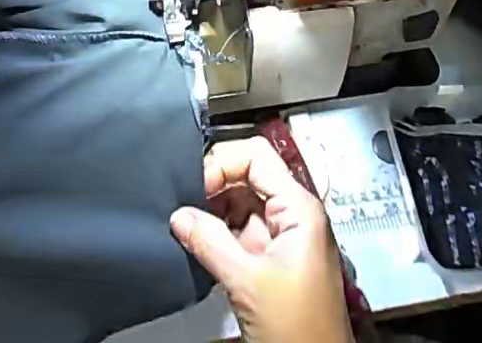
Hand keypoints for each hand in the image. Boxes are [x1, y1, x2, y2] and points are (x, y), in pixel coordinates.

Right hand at [170, 138, 350, 342]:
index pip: (257, 157)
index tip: (197, 187)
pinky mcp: (272, 260)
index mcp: (299, 207)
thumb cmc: (301, 332)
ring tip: (189, 224)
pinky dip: (219, 232)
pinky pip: (241, 230)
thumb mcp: (248, 283)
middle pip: (249, 176)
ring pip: (242, 203)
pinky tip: (200, 242)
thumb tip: (180, 215)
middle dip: (216, 186)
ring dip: (215, 210)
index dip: (224, 164)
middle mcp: (293, 214)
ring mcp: (283, 236)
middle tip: (187, 205)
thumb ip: (211, 243)